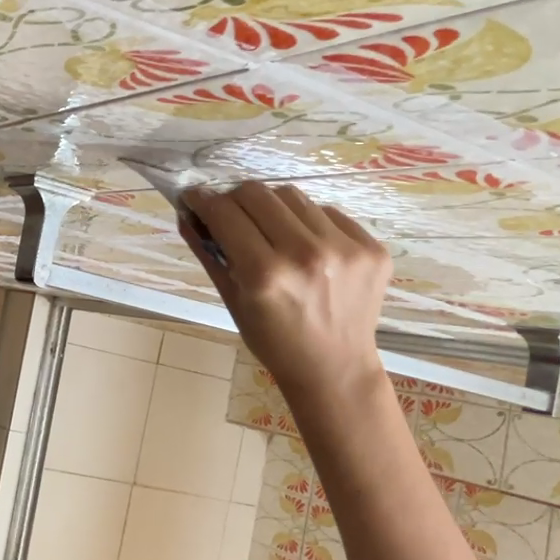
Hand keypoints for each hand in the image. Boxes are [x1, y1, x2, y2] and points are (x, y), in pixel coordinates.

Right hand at [181, 182, 392, 411]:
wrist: (334, 366)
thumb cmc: (271, 338)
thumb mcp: (229, 298)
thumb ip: (207, 251)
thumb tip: (187, 211)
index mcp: (264, 273)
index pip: (225, 212)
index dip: (202, 199)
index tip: (193, 196)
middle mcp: (306, 254)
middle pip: (258, 194)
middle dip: (234, 198)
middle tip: (228, 211)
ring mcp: (346, 249)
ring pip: (293, 196)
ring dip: (271, 207)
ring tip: (268, 229)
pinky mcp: (372, 247)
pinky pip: (327, 213)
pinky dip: (307, 222)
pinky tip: (305, 246)